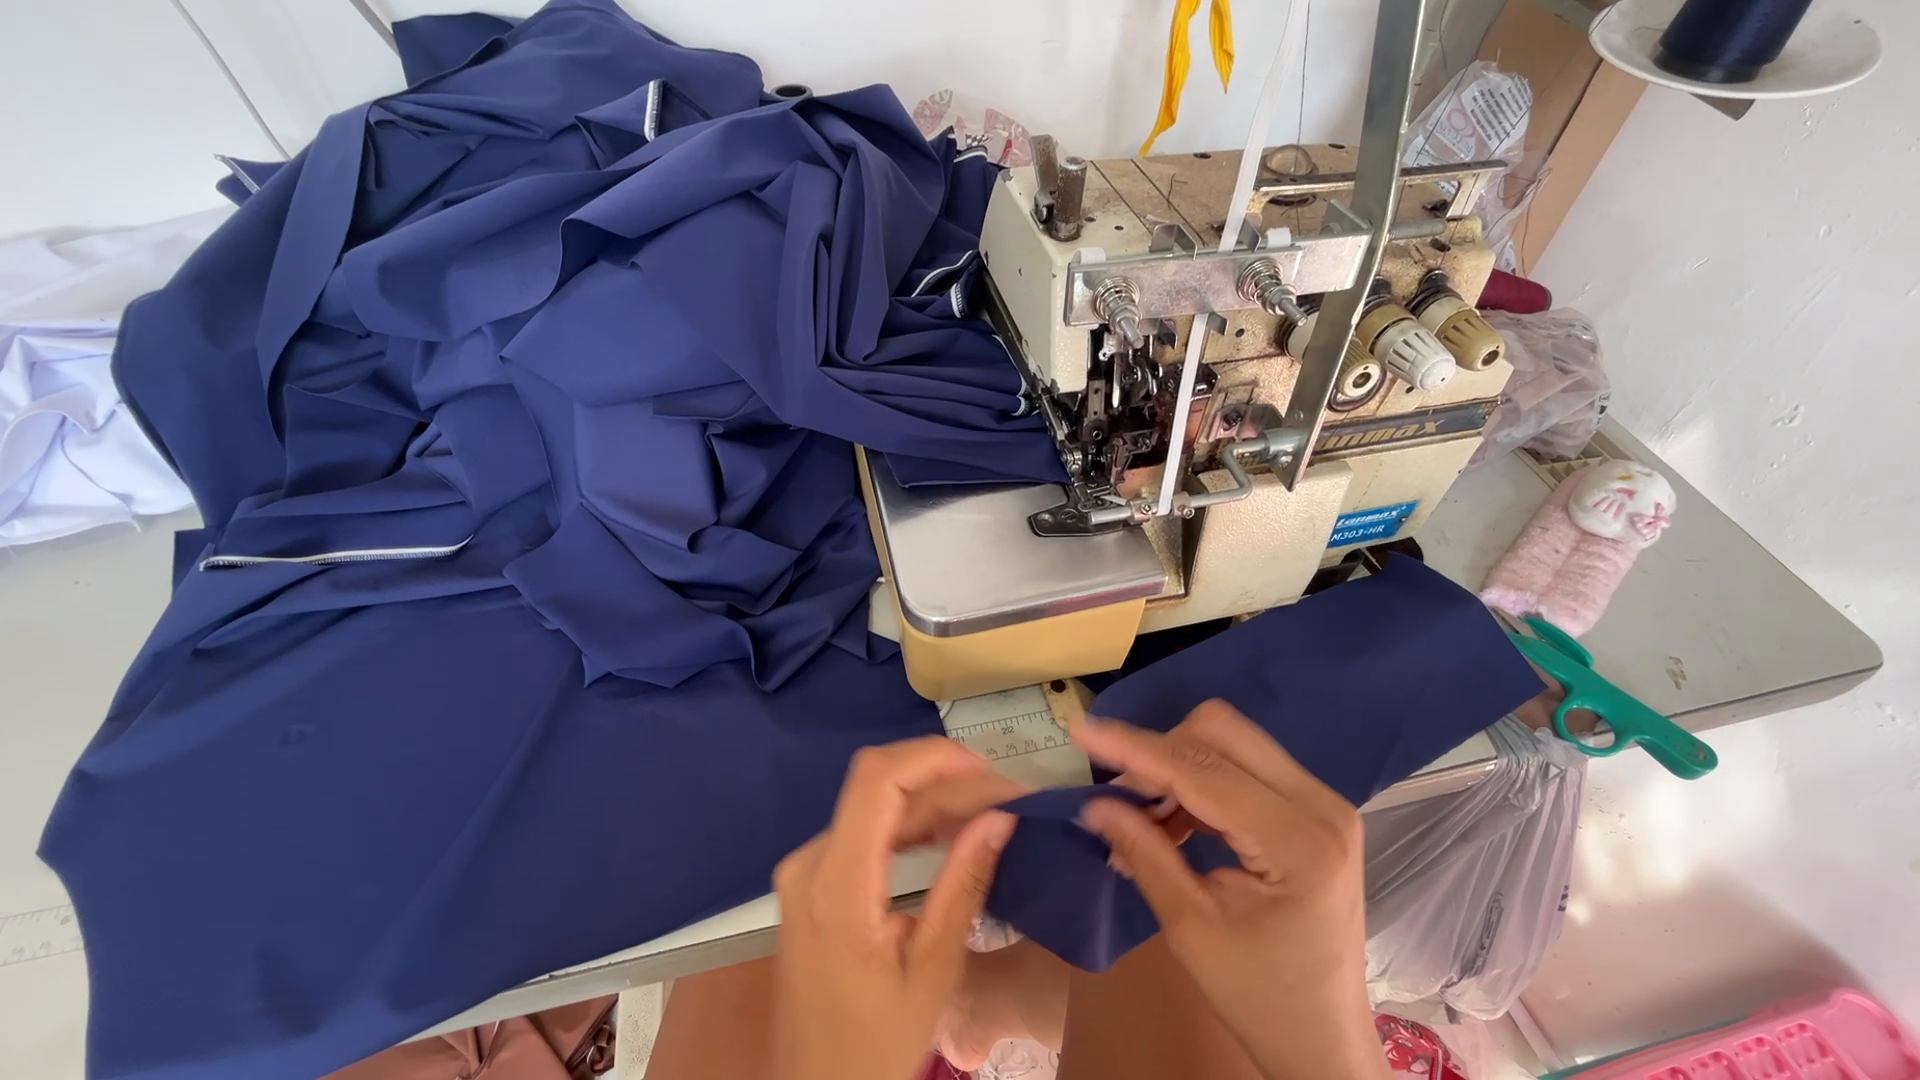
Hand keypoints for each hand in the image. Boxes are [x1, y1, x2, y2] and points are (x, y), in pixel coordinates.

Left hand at [772, 737, 1023, 1079]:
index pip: (878, 781)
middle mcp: (809, 861)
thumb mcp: (932, 969)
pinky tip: (952, 833)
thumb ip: (965, 883)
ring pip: (875, 807)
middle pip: (880, 790)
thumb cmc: (876, 1044)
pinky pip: (865, 833)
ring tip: (991, 812)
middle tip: (1007, 798)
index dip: (932, 757)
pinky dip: (910, 826)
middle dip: (946, 783)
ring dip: (932, 803)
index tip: (987, 767)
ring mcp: (805, 869)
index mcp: (835, 886)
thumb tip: (1002, 816)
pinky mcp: (812, 881)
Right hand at [1073, 701, 1388, 1079]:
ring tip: (1143, 816)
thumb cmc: (1258, 996)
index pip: (1202, 769)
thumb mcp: (1190, 927)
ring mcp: (1323, 803)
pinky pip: (1245, 765)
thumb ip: (1143, 851)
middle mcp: (1321, 805)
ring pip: (1232, 742)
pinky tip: (1174, 821)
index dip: (1136, 748)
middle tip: (1121, 794)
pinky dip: (1200, 781)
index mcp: (1297, 841)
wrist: (1324, 1041)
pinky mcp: (1315, 809)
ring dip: (1178, 765)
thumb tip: (1092, 802)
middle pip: (1222, 732)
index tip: (1082, 732)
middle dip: (1161, 751)